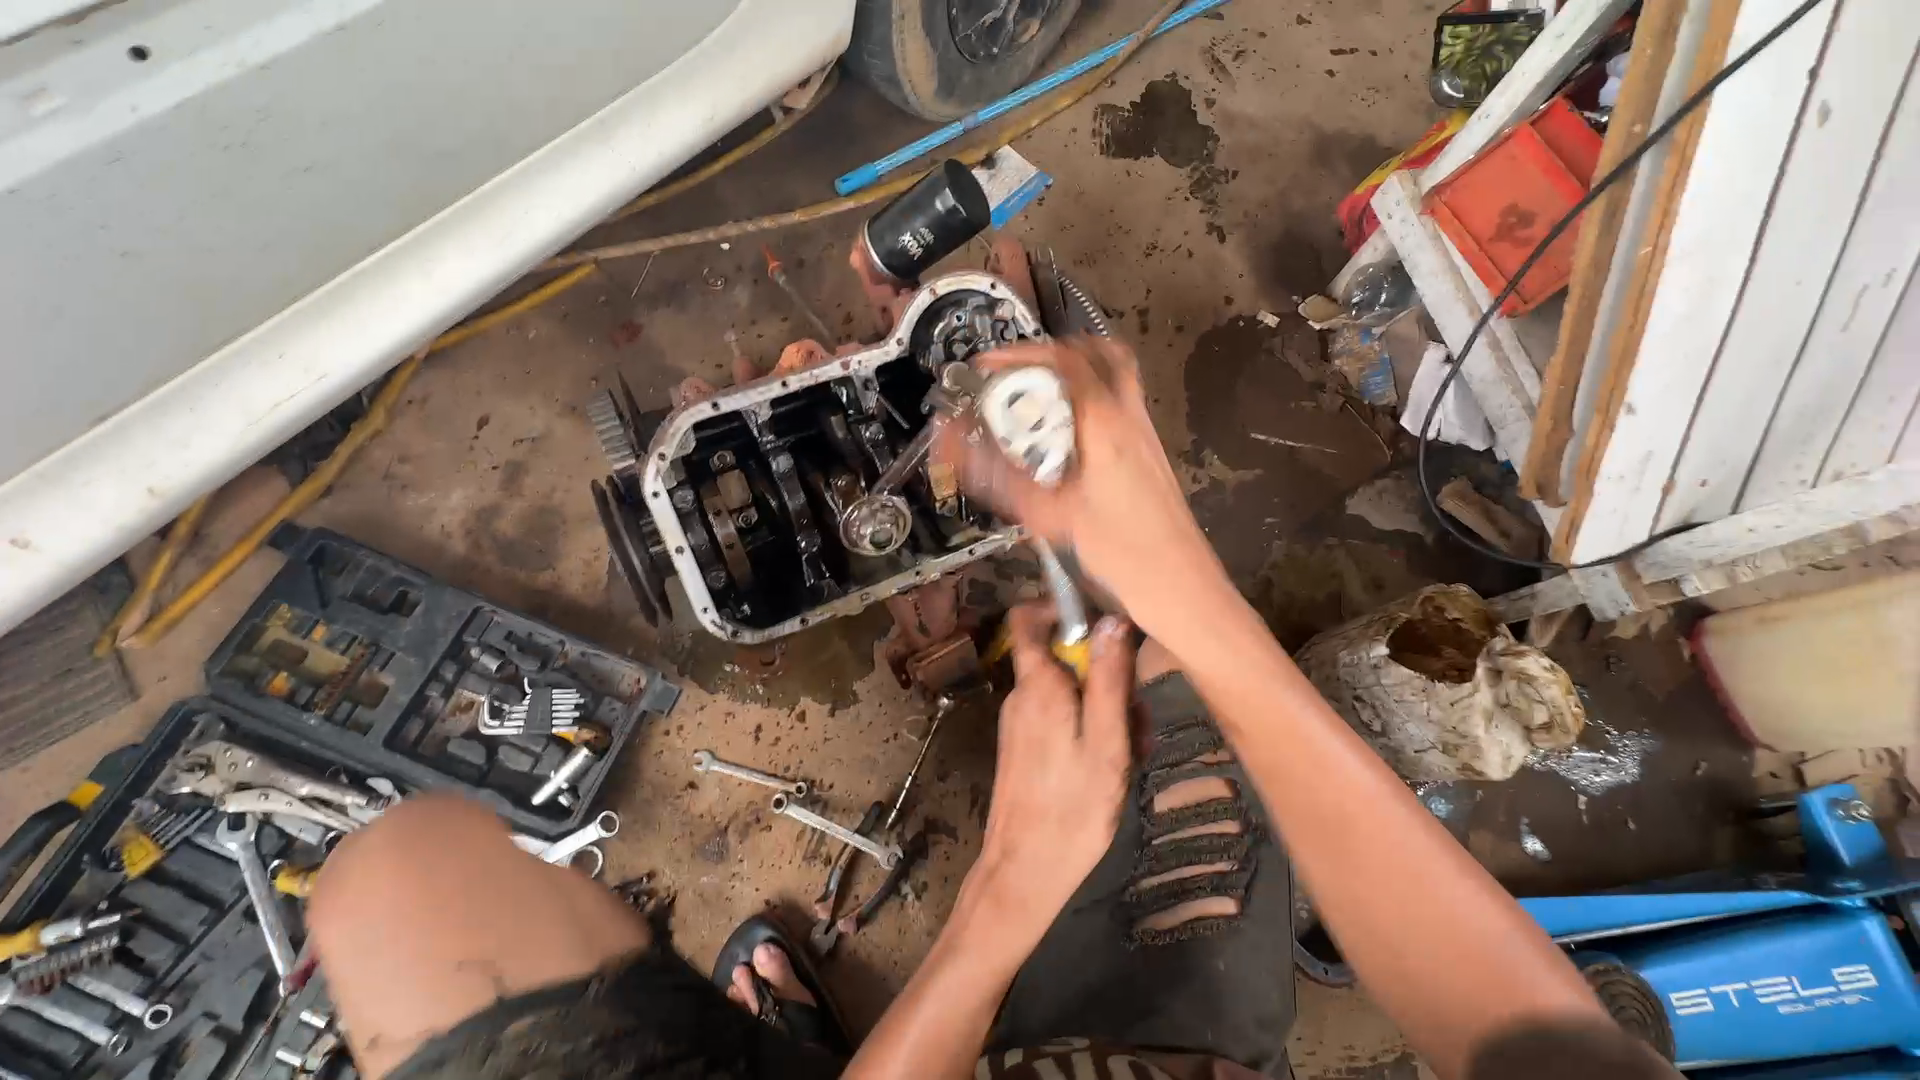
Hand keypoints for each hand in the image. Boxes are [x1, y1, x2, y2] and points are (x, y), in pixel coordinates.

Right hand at [939, 337, 1231, 637]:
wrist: (1180, 584)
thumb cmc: (1118, 551)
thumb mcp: (1048, 515)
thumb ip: (996, 474)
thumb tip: (950, 441)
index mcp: (1104, 423)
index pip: (1063, 359)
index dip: (1020, 353)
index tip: (986, 365)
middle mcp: (1130, 416)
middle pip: (1097, 352)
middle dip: (1052, 352)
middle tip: (1018, 373)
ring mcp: (1146, 432)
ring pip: (1115, 374)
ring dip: (1076, 372)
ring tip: (1038, 397)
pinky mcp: (1152, 451)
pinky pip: (1122, 403)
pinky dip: (1091, 399)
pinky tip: (1066, 436)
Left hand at [965, 603, 1134, 947]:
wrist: (1026, 870)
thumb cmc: (1073, 808)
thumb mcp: (1107, 742)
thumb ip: (1109, 679)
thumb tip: (1111, 621)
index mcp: (1037, 686)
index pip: (1027, 617)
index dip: (1061, 607)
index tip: (1103, 621)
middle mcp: (1021, 695)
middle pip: (1062, 657)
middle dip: (1105, 674)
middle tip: (1139, 716)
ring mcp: (1020, 721)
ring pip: (1067, 690)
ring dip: (1105, 708)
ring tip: (1133, 750)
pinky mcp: (1024, 746)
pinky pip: (1060, 717)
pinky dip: (1090, 728)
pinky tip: (1112, 765)